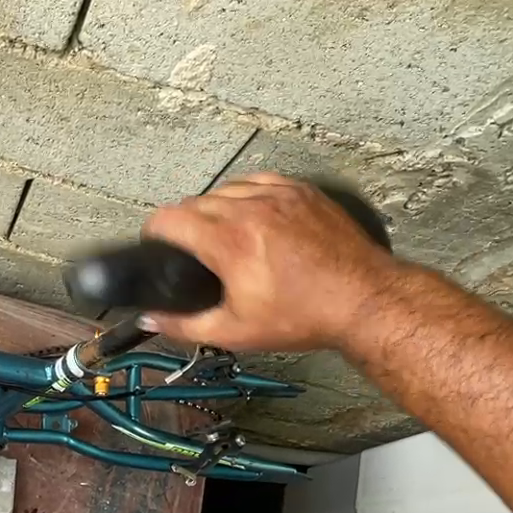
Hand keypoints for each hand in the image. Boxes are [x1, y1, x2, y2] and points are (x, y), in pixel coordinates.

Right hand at [141, 173, 402, 351]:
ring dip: (213, 208)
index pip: (170, 218)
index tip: (154, 242)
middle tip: (187, 248)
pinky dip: (246, 196)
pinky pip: (259, 181)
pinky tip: (249, 216)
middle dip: (183, 224)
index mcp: (228, 242)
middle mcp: (250, 210)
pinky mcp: (301, 192)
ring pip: (225, 188)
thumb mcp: (234, 331)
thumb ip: (183, 325)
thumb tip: (150, 320)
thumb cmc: (304, 315)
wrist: (362, 300)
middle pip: (194, 202)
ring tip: (219, 234)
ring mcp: (279, 196)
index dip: (154, 231)